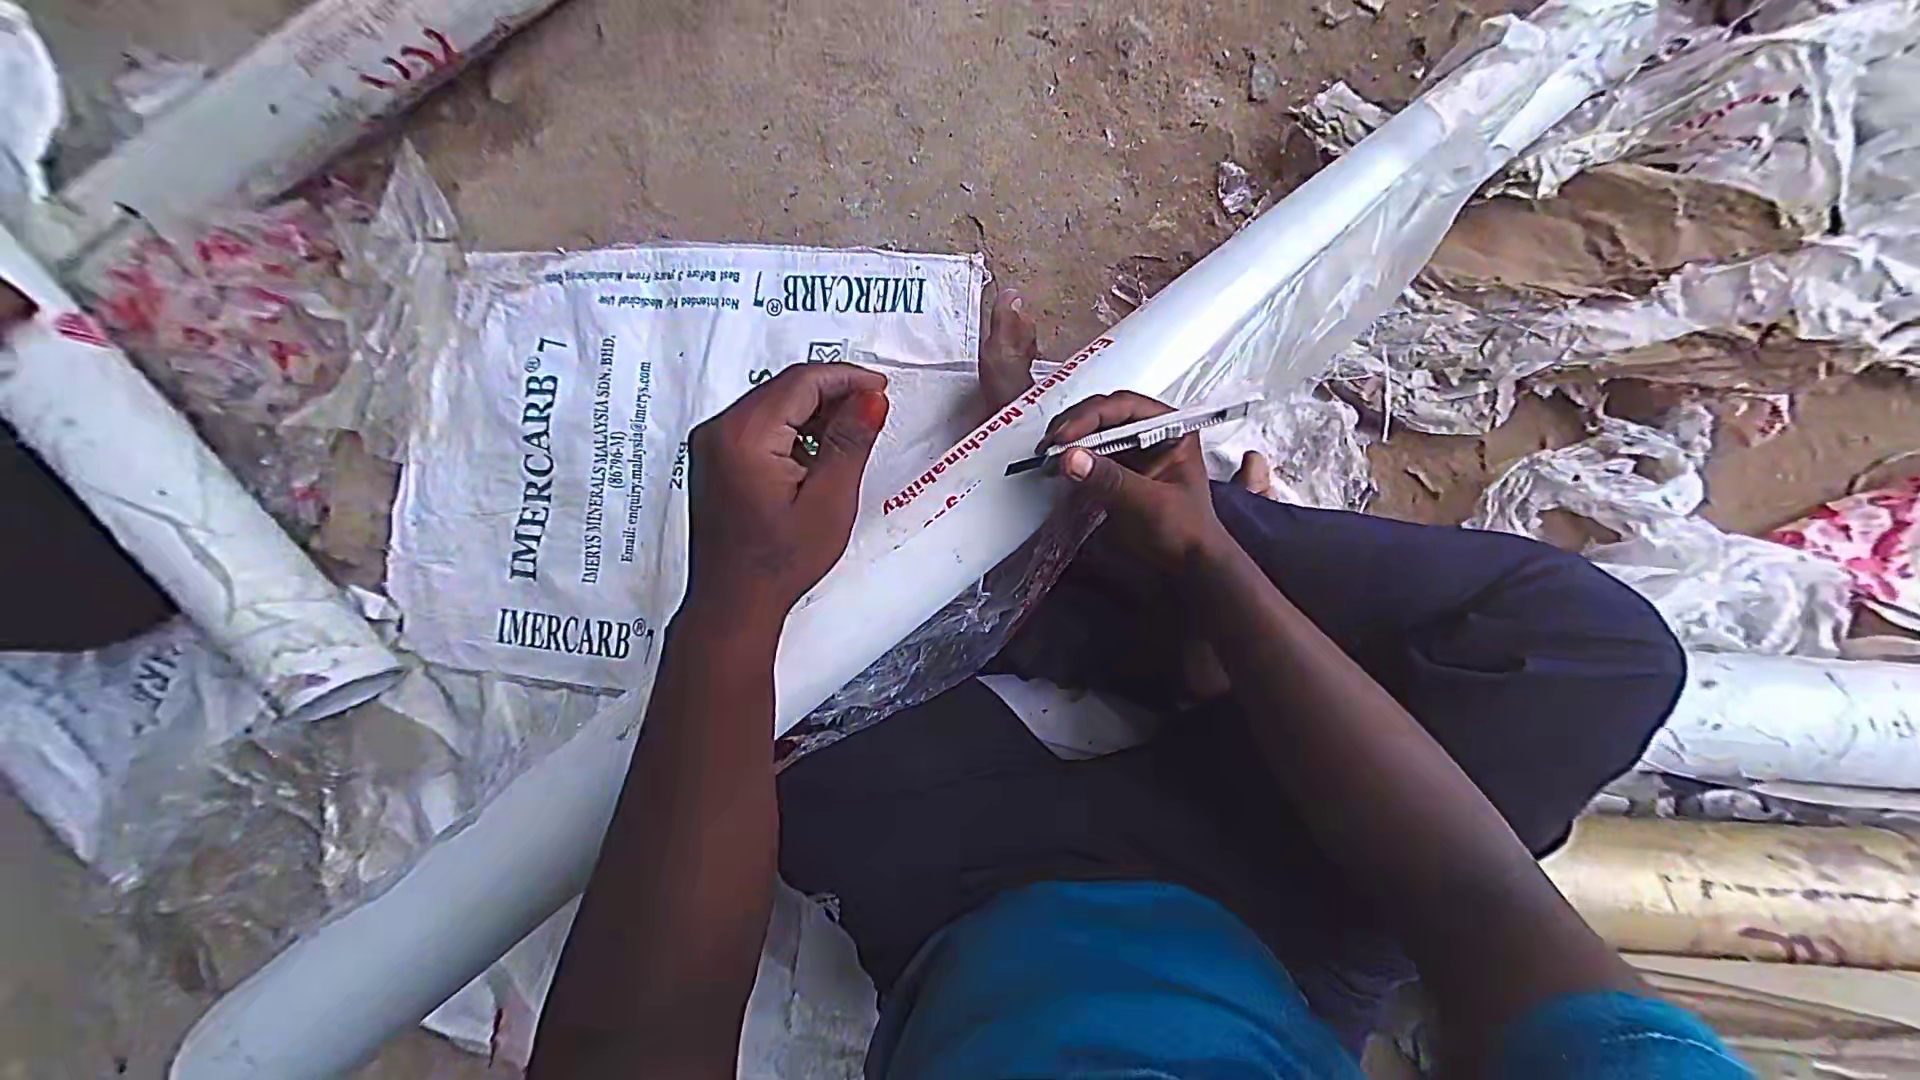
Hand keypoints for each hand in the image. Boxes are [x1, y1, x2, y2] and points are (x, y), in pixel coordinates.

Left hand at [685, 363, 888, 619]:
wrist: (736, 601)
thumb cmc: (776, 564)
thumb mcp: (829, 501)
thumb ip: (850, 442)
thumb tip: (870, 398)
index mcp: (745, 437)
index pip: (802, 381)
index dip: (847, 378)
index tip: (878, 388)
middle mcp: (719, 431)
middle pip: (785, 388)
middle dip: (832, 394)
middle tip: (871, 411)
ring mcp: (713, 444)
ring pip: (774, 404)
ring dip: (814, 412)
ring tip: (848, 439)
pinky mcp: (716, 457)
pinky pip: (760, 425)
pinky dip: (794, 430)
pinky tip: (817, 455)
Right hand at [1040, 391, 1232, 571]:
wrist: (1188, 565)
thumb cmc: (1183, 531)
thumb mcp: (1149, 503)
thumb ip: (1111, 479)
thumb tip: (1069, 457)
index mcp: (1171, 429)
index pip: (1125, 407)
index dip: (1091, 417)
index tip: (1064, 437)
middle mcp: (1150, 434)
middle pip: (1104, 415)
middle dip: (1074, 426)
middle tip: (1049, 445)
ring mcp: (1131, 452)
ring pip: (1093, 432)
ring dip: (1068, 441)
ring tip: (1046, 456)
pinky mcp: (1115, 471)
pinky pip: (1089, 455)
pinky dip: (1071, 459)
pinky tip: (1055, 467)